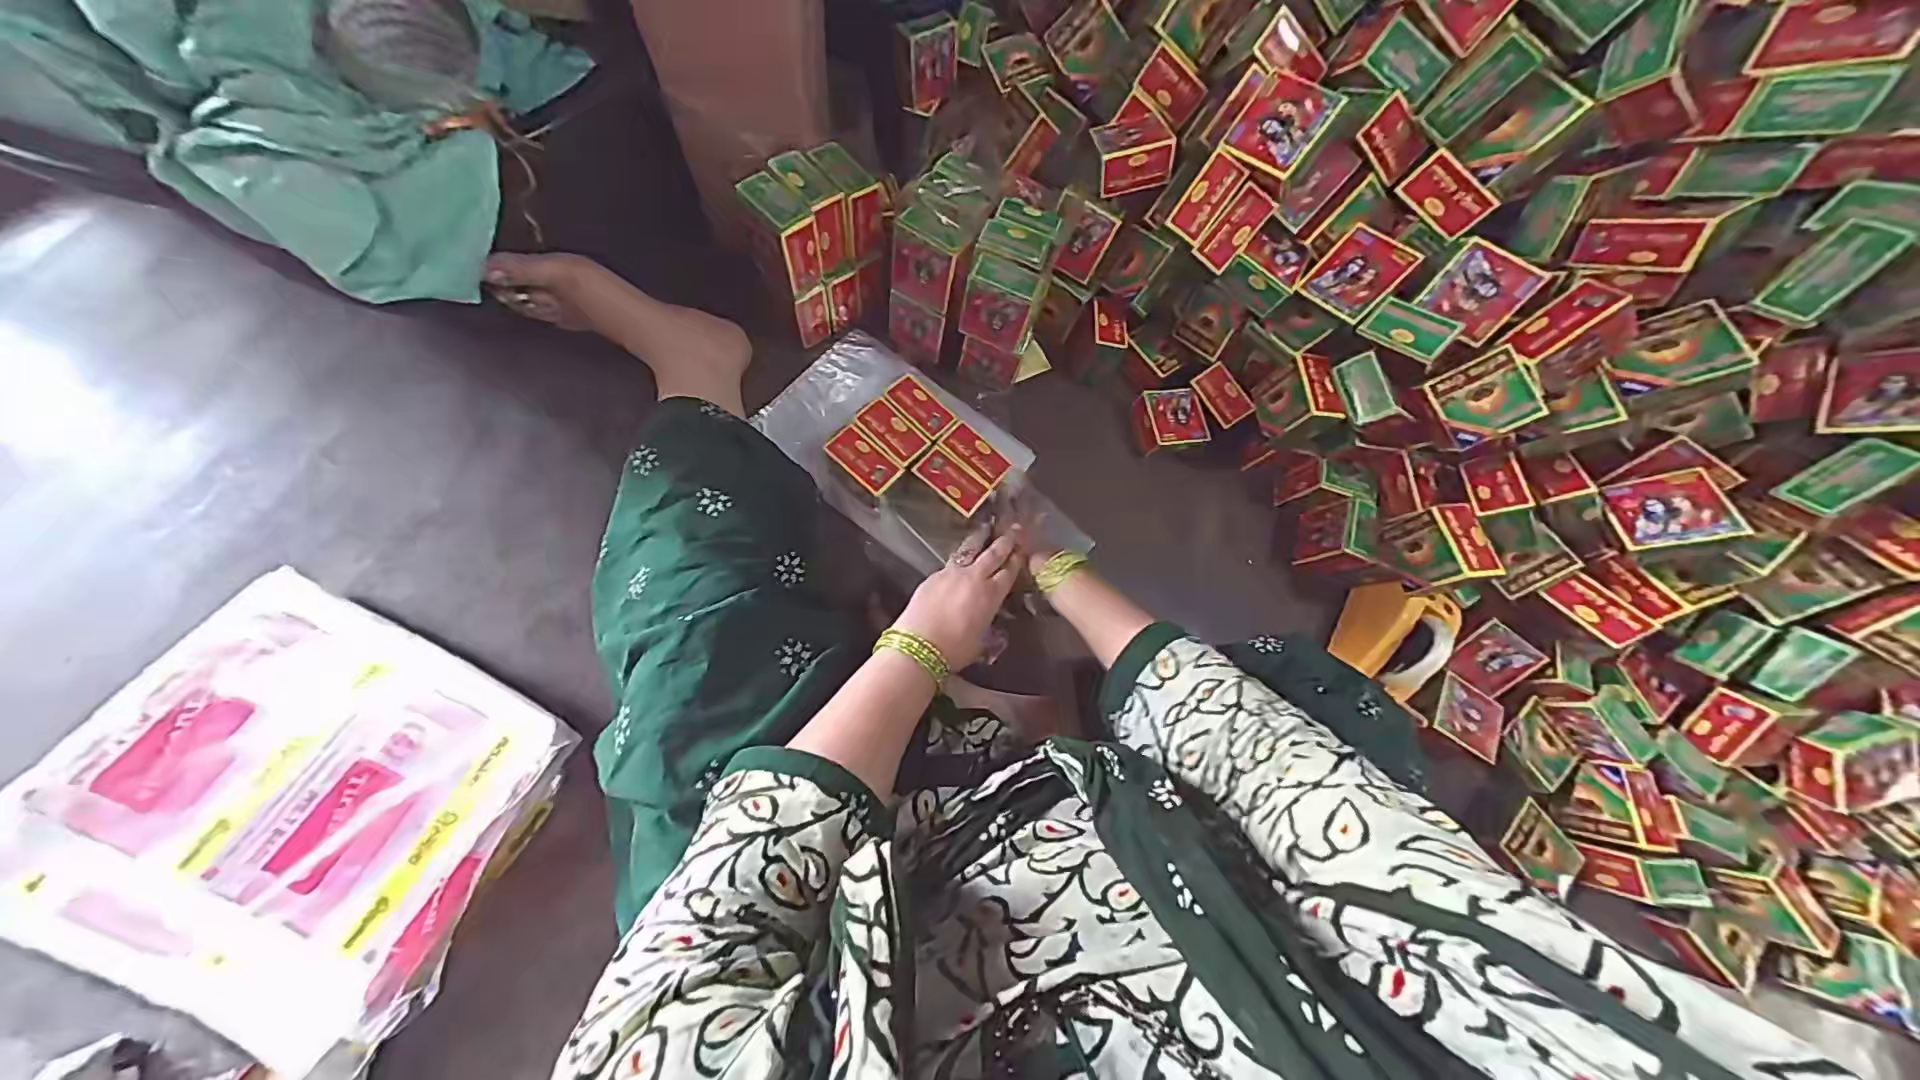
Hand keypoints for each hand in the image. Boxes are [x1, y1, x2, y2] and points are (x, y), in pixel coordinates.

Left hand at [483, 252, 602, 330]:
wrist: (644, 324)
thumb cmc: (604, 298)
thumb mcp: (560, 274)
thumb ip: (522, 269)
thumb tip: (480, 268)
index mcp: (541, 303)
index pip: (505, 289)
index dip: (490, 276)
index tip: (473, 258)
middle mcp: (552, 313)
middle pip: (519, 298)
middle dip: (505, 284)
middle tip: (490, 262)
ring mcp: (572, 317)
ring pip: (538, 302)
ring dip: (526, 289)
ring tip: (514, 271)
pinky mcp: (592, 315)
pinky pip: (560, 304)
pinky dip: (549, 295)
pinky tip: (552, 290)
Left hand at [892, 524, 1024, 669]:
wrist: (918, 646)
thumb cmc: (954, 650)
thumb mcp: (980, 644)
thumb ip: (990, 633)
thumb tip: (995, 632)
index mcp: (990, 595)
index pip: (1008, 572)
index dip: (1017, 560)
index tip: (1022, 550)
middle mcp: (973, 578)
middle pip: (992, 554)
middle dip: (1005, 541)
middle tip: (1014, 529)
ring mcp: (951, 574)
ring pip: (969, 550)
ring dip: (979, 540)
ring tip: (985, 530)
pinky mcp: (932, 576)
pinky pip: (950, 563)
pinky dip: (959, 559)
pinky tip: (959, 561)